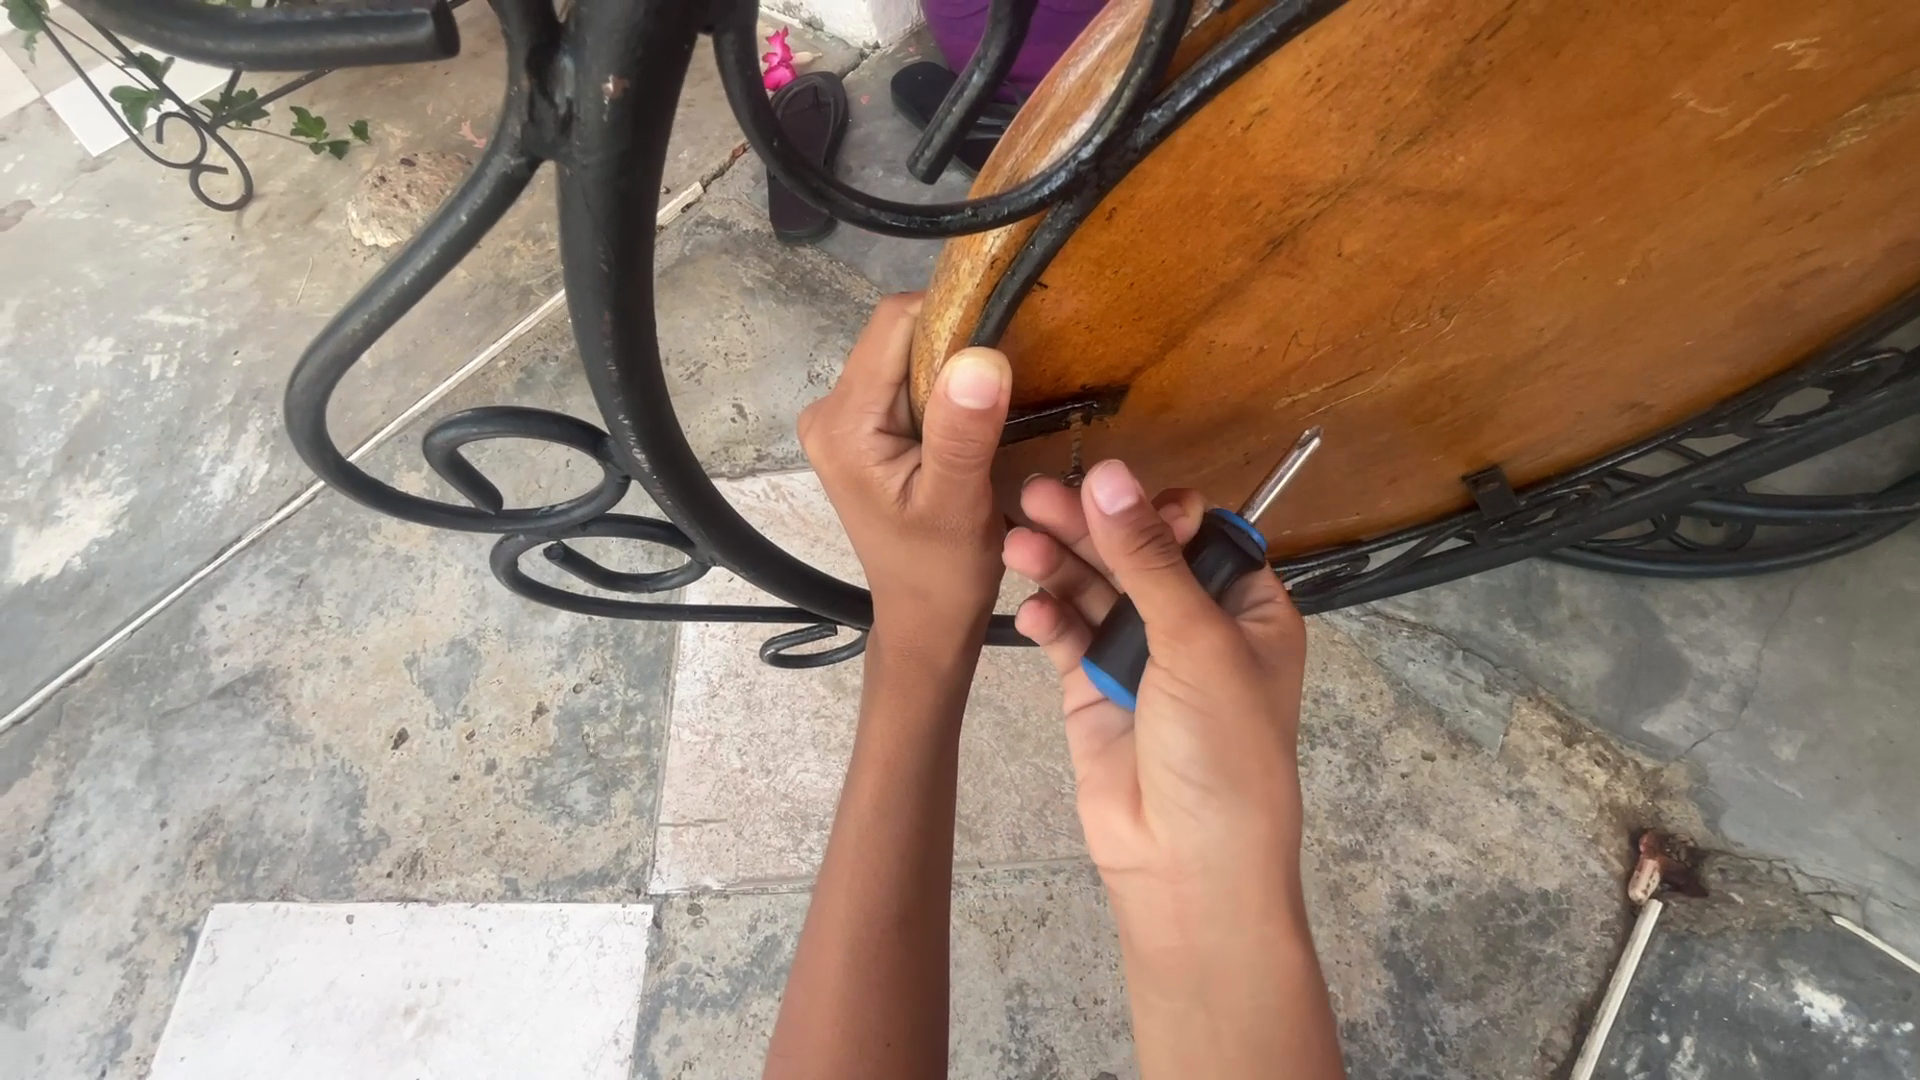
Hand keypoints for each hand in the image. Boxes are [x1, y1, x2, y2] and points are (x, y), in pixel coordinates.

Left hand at [799, 294, 1012, 641]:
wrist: (924, 617)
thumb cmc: (942, 573)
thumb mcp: (958, 505)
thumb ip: (962, 432)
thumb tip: (981, 355)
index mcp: (843, 425)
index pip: (896, 324)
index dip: (955, 318)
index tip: (1006, 344)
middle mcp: (829, 411)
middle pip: (900, 338)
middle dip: (957, 350)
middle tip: (1007, 387)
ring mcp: (843, 420)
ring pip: (908, 358)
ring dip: (954, 372)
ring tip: (993, 408)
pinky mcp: (863, 431)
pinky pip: (908, 384)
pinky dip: (945, 393)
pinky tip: (972, 421)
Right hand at [1002, 460, 1309, 938]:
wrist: (1182, 863)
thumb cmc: (1219, 747)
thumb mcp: (1195, 642)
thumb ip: (1146, 559)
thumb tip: (1107, 475)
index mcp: (1242, 606)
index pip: (1196, 534)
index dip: (1154, 512)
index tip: (1114, 499)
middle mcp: (1190, 622)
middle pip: (1133, 555)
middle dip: (1087, 527)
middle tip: (1036, 496)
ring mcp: (1137, 652)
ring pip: (1092, 588)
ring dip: (1057, 564)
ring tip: (1018, 542)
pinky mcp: (1092, 682)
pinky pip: (1067, 634)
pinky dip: (1048, 619)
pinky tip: (1032, 612)